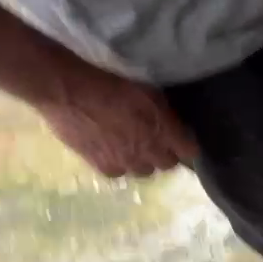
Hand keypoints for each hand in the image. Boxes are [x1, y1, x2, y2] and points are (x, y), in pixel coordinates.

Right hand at [35, 68, 198, 177]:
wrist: (72, 94)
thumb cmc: (114, 88)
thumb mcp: (152, 95)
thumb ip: (167, 116)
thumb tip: (175, 128)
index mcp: (167, 134)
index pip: (190, 152)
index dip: (185, 147)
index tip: (179, 141)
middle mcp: (150, 152)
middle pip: (167, 164)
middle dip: (164, 155)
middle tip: (153, 143)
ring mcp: (126, 162)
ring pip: (143, 171)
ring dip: (141, 161)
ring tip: (131, 148)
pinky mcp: (101, 165)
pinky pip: (118, 173)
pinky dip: (117, 165)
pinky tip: (111, 153)